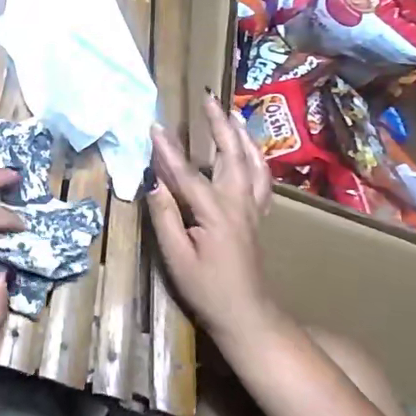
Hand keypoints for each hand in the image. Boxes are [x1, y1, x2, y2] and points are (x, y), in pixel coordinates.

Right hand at [147, 95, 285, 351]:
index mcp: (215, 212)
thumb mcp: (177, 259)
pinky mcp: (258, 217)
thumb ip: (166, 218)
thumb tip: (153, 183)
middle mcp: (238, 203)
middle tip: (208, 100)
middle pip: (229, 155)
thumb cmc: (207, 290)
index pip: (187, 173)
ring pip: (251, 163)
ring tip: (234, 114)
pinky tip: (251, 152)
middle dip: (218, 125)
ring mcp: (252, 209)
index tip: (154, 125)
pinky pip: (261, 180)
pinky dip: (256, 159)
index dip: (168, 150)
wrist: (247, 316)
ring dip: (242, 135)